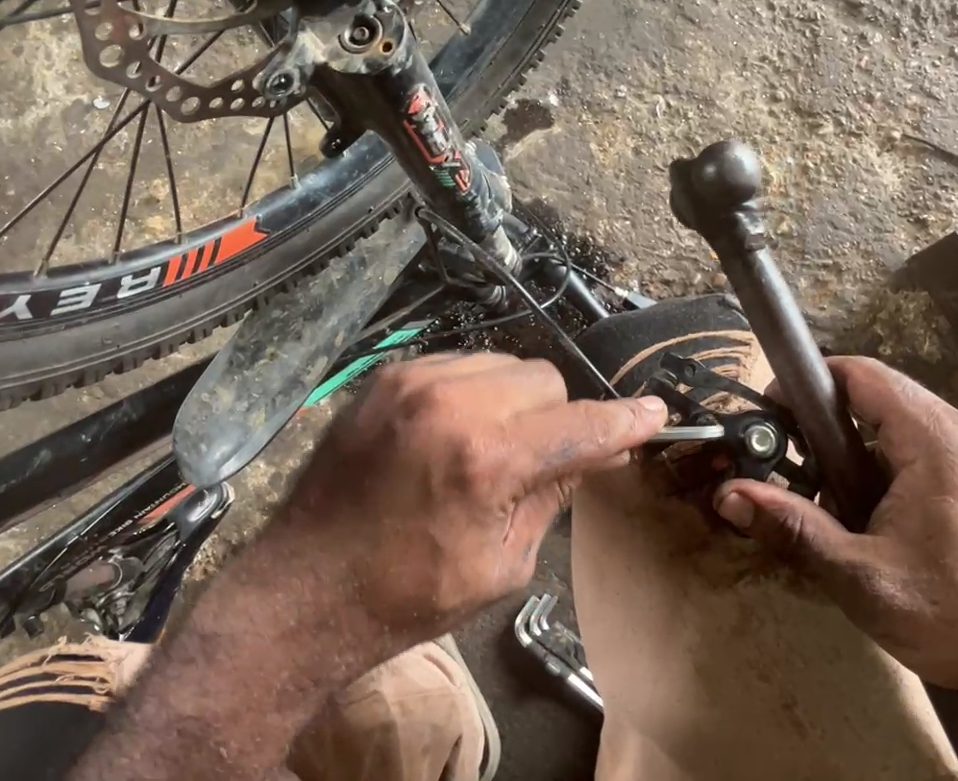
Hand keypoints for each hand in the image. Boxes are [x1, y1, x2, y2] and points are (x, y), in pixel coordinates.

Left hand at [267, 352, 667, 655]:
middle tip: (543, 459)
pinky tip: (454, 432)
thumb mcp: (502, 564)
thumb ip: (555, 495)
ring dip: (516, 400)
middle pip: (545, 379)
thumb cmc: (408, 594)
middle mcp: (451, 402)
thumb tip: (600, 452)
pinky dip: (473, 391)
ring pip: (504, 363)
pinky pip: (459, 364)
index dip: (624, 422)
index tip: (653, 415)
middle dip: (558, 417)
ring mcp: (412, 382)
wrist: (304, 588)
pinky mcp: (385, 377)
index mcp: (486, 460)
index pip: (581, 425)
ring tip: (491, 447)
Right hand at [713, 356, 957, 702]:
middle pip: (877, 395)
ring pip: (898, 424)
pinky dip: (885, 464)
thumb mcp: (862, 577)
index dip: (806, 383)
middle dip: (825, 422)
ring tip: (829, 495)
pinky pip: (922, 448)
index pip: (860, 373)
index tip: (771, 413)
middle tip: (792, 462)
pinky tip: (874, 514)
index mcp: (933, 439)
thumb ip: (794, 528)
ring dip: (854, 447)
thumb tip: (730, 495)